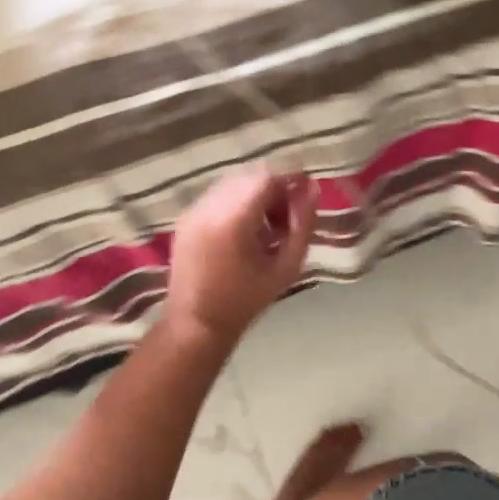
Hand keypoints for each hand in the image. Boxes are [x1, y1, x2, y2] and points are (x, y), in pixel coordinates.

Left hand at [165, 166, 317, 342]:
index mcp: (232, 220)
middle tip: (290, 216)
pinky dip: (239, 202)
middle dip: (275, 187)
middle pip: (250, 176)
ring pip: (234, 183)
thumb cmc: (246, 300)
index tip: (307, 192)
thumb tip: (312, 189)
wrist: (196, 323)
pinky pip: (219, 195)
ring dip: (257, 194)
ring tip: (270, 226)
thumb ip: (303, 226)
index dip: (291, 178)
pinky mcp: (186, 217)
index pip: (266, 177)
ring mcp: (193, 210)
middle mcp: (208, 207)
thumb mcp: (285, 267)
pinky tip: (248, 231)